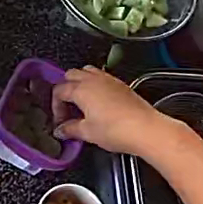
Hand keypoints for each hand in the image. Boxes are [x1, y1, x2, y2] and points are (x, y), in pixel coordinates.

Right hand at [51, 66, 178, 157]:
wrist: (146, 130)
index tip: (61, 121)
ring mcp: (109, 80)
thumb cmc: (117, 130)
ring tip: (81, 100)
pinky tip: (98, 101)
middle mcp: (94, 80)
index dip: (56, 106)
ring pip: (87, 71)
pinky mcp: (121, 85)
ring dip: (80, 82)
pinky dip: (95, 84)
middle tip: (68, 107)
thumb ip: (70, 129)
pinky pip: (102, 77)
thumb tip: (62, 130)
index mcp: (81, 89)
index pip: (59, 91)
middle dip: (65, 89)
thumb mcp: (87, 132)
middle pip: (71, 75)